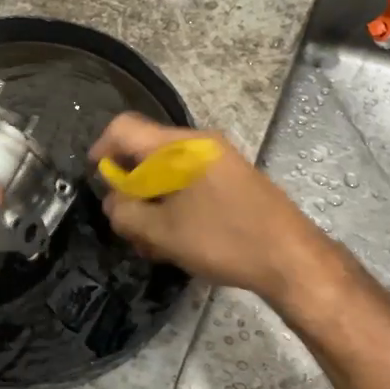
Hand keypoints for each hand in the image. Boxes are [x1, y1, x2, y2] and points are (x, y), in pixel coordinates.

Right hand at [89, 113, 330, 299]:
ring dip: (151, 202)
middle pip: (145, 152)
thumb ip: (125, 213)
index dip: (101, 149)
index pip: (124, 127)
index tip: (96, 179)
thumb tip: (113, 203)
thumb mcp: (162, 232)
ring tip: (152, 242)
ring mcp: (219, 161)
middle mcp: (199, 144)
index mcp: (181, 146)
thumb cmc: (225, 240)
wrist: (294, 260)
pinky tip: (177, 240)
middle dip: (129, 187)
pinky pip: (188, 183)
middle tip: (126, 222)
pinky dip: (173, 205)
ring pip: (166, 173)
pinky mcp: (232, 181)